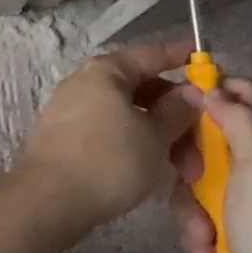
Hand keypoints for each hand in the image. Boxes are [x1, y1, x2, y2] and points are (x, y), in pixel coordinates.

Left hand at [18, 40, 200, 227]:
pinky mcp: (65, 136)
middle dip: (174, 114)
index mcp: (106, 71)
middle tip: (200, 141)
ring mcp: (72, 108)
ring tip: (181, 167)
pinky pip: (109, 129)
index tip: (202, 56)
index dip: (178, 55)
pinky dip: (134, 142)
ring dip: (157, 134)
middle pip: (140, 88)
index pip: (149, 54)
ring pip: (126, 113)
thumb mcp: (155, 136)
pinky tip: (149, 166)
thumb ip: (176, 111)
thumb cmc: (109, 159)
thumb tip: (189, 92)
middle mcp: (85, 82)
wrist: (49, 198)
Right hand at [170, 81, 251, 252]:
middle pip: (212, 139)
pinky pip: (198, 216)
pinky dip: (196, 232)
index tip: (179, 94)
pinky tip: (205, 252)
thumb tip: (216, 87)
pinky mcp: (230, 235)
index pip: (247, 100)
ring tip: (201, 232)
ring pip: (198, 180)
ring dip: (190, 205)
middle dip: (190, 156)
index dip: (216, 89)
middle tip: (186, 172)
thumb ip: (240, 124)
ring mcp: (244, 206)